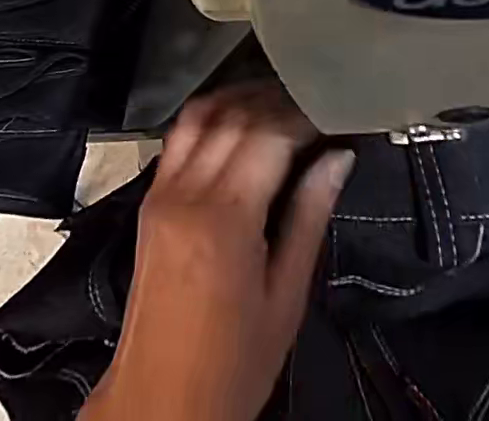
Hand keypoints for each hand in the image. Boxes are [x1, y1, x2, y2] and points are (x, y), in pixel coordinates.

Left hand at [79, 83, 354, 420]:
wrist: (158, 403)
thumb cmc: (234, 361)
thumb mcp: (287, 294)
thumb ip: (311, 214)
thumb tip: (339, 158)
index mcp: (226, 217)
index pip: (270, 133)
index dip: (305, 115)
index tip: (332, 113)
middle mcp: (188, 193)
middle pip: (237, 116)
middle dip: (279, 100)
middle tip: (313, 103)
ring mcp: (162, 192)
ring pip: (202, 114)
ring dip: (242, 97)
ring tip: (279, 98)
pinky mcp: (149, 199)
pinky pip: (179, 135)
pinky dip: (210, 113)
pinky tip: (237, 115)